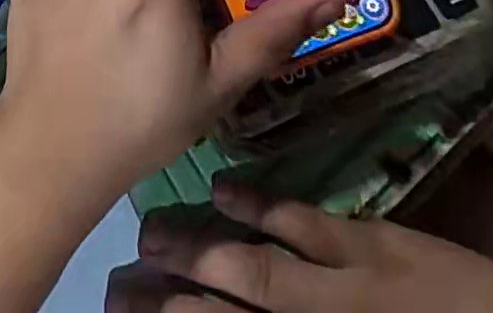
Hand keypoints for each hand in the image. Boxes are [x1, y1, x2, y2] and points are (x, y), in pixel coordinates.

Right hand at [120, 179, 492, 312]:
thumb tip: (249, 309)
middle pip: (233, 312)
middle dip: (176, 301)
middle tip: (123, 281)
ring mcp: (342, 284)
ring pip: (257, 269)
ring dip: (202, 252)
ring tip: (152, 234)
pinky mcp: (369, 244)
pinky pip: (304, 225)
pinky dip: (260, 207)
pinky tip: (224, 191)